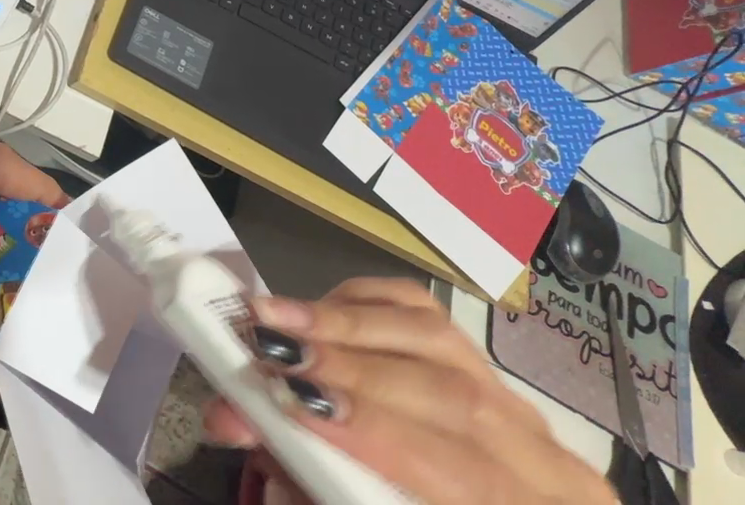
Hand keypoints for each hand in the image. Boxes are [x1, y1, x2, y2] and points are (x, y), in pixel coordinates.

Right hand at [203, 279, 615, 504]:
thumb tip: (227, 418)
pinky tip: (311, 307)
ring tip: (271, 313)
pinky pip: (425, 313)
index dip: (373, 427)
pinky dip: (363, 300)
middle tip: (266, 346)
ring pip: (437, 341)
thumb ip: (298, 472)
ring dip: (342, 322)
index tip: (291, 395)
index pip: (461, 467)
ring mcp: (517, 406)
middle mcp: (547, 464)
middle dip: (347, 366)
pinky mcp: (478, 361)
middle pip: (451, 394)